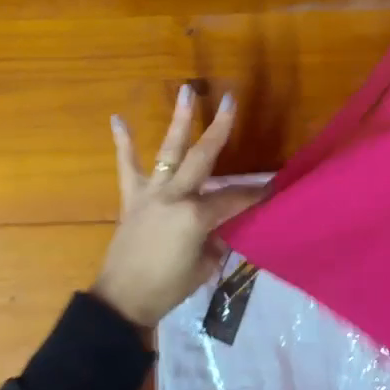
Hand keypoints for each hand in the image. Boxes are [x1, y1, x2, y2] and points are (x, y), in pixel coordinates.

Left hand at [93, 86, 261, 327]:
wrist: (123, 299)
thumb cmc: (168, 289)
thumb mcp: (204, 267)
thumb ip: (215, 240)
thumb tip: (220, 226)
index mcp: (196, 215)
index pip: (233, 198)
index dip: (254, 195)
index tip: (273, 187)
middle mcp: (174, 195)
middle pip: (203, 157)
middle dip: (220, 128)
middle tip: (231, 101)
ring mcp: (150, 193)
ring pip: (168, 150)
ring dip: (178, 119)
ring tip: (185, 90)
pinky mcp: (131, 197)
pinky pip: (127, 166)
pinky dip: (122, 143)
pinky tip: (116, 118)